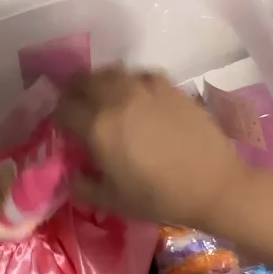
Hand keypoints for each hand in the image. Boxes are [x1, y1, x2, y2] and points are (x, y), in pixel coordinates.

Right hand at [54, 66, 251, 228]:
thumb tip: (71, 174)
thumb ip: (83, 186)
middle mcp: (117, 99)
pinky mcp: (170, 86)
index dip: (58, 117)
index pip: (63, 109)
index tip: (63, 127)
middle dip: (75, 93)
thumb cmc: (160, 197)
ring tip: (105, 97)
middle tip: (78, 107)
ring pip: (111, 72)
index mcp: (97, 127)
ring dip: (101, 82)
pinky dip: (131, 82)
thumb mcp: (113, 201)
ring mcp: (145, 89)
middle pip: (84, 82)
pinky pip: (140, 75)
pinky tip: (137, 96)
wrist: (214, 185)